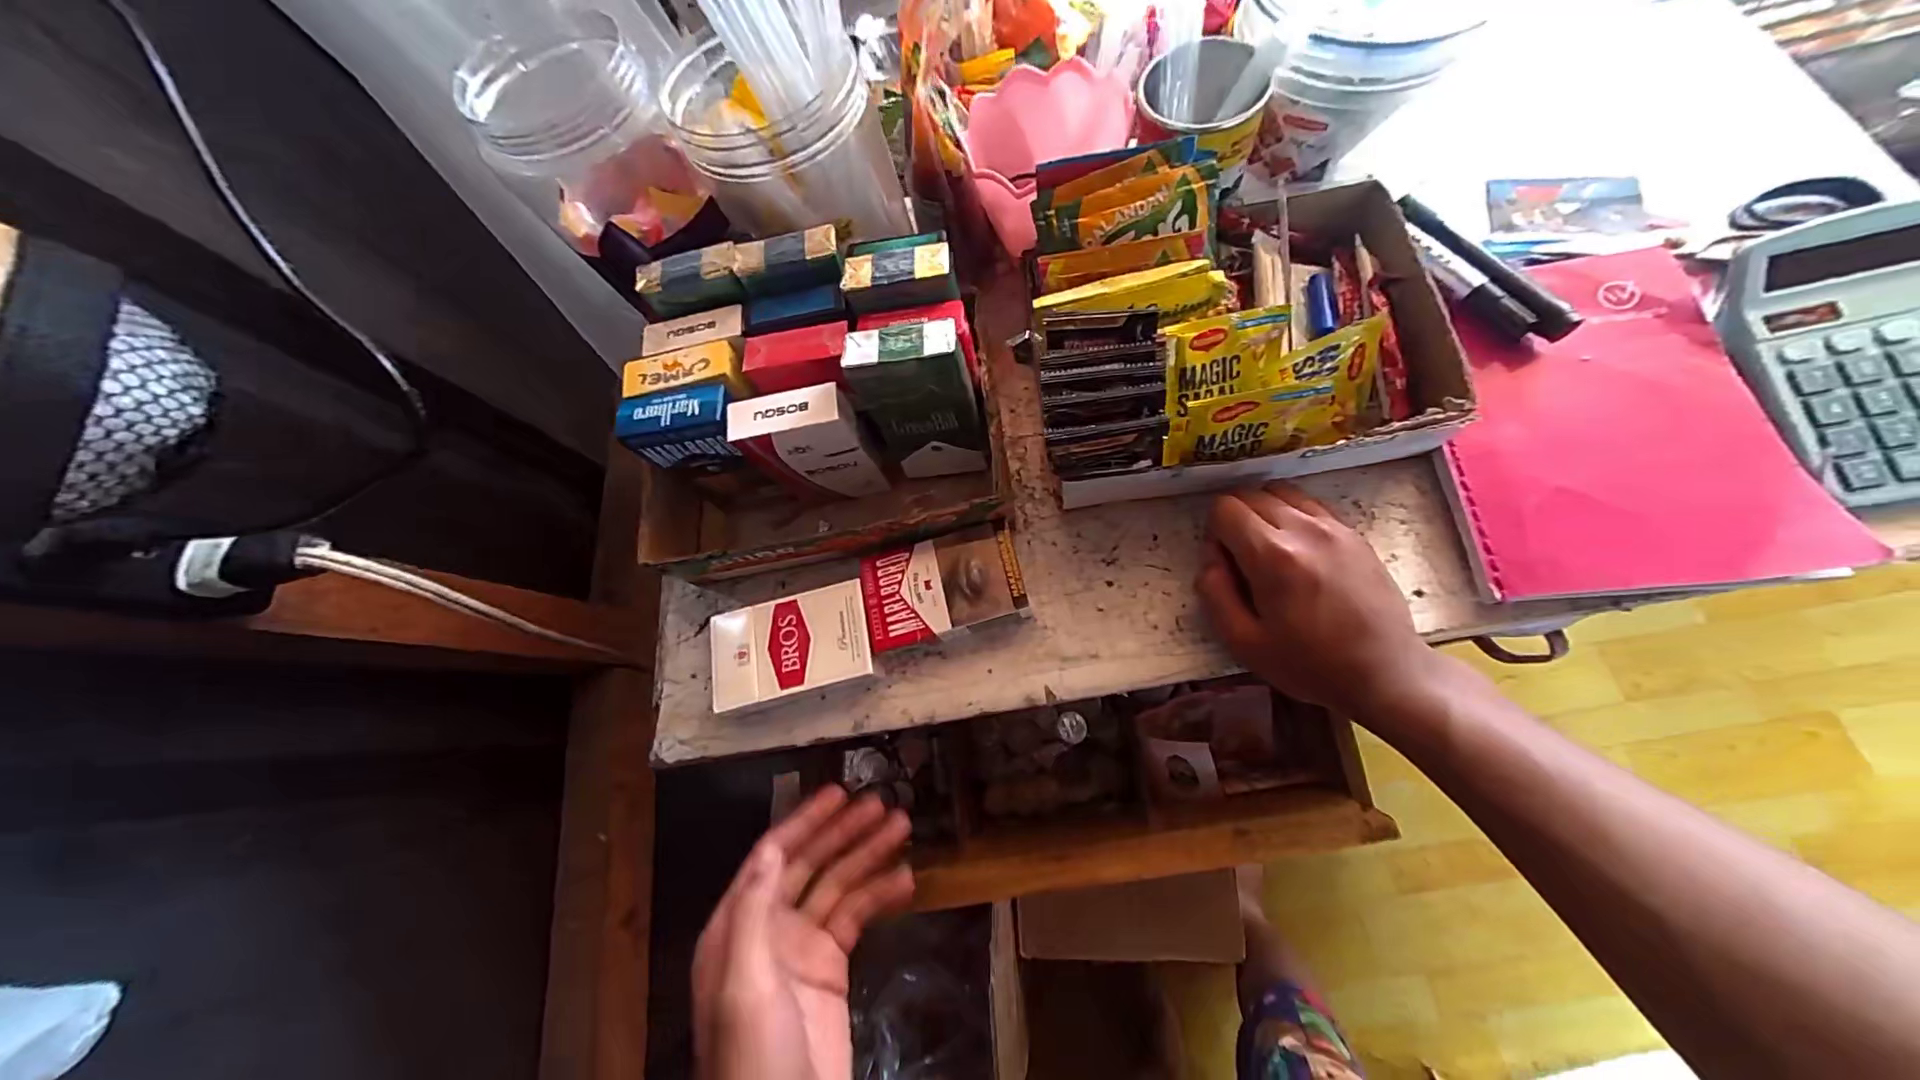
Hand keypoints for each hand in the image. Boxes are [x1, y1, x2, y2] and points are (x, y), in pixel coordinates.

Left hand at [693, 785, 914, 1079]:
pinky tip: (905, 879)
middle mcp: (769, 927)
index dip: (804, 821)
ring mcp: (802, 948)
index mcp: (737, 926)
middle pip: (811, 864)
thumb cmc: (753, 1055)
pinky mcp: (832, 969)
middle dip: (844, 832)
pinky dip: (880, 896)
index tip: (838, 793)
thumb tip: (770, 849)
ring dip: (869, 856)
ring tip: (903, 827)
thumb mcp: (743, 986)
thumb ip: (752, 912)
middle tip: (882, 803)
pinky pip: (857, 919)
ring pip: (839, 886)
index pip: (772, 857)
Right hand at [1195, 482, 1433, 717]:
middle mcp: (1304, 529)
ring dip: (1265, 513)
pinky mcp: (1354, 533)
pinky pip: (1310, 505)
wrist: (1385, 673)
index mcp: (1273, 556)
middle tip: (1244, 562)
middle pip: (1251, 494)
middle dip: (1236, 520)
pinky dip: (1293, 516)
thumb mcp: (1243, 642)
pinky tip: (1299, 552)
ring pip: (1281, 492)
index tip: (1226, 566)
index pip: (1225, 508)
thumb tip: (1211, 558)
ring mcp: (1335, 527)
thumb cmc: (1309, 664)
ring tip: (1271, 552)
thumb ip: (1215, 592)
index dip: (1214, 534)